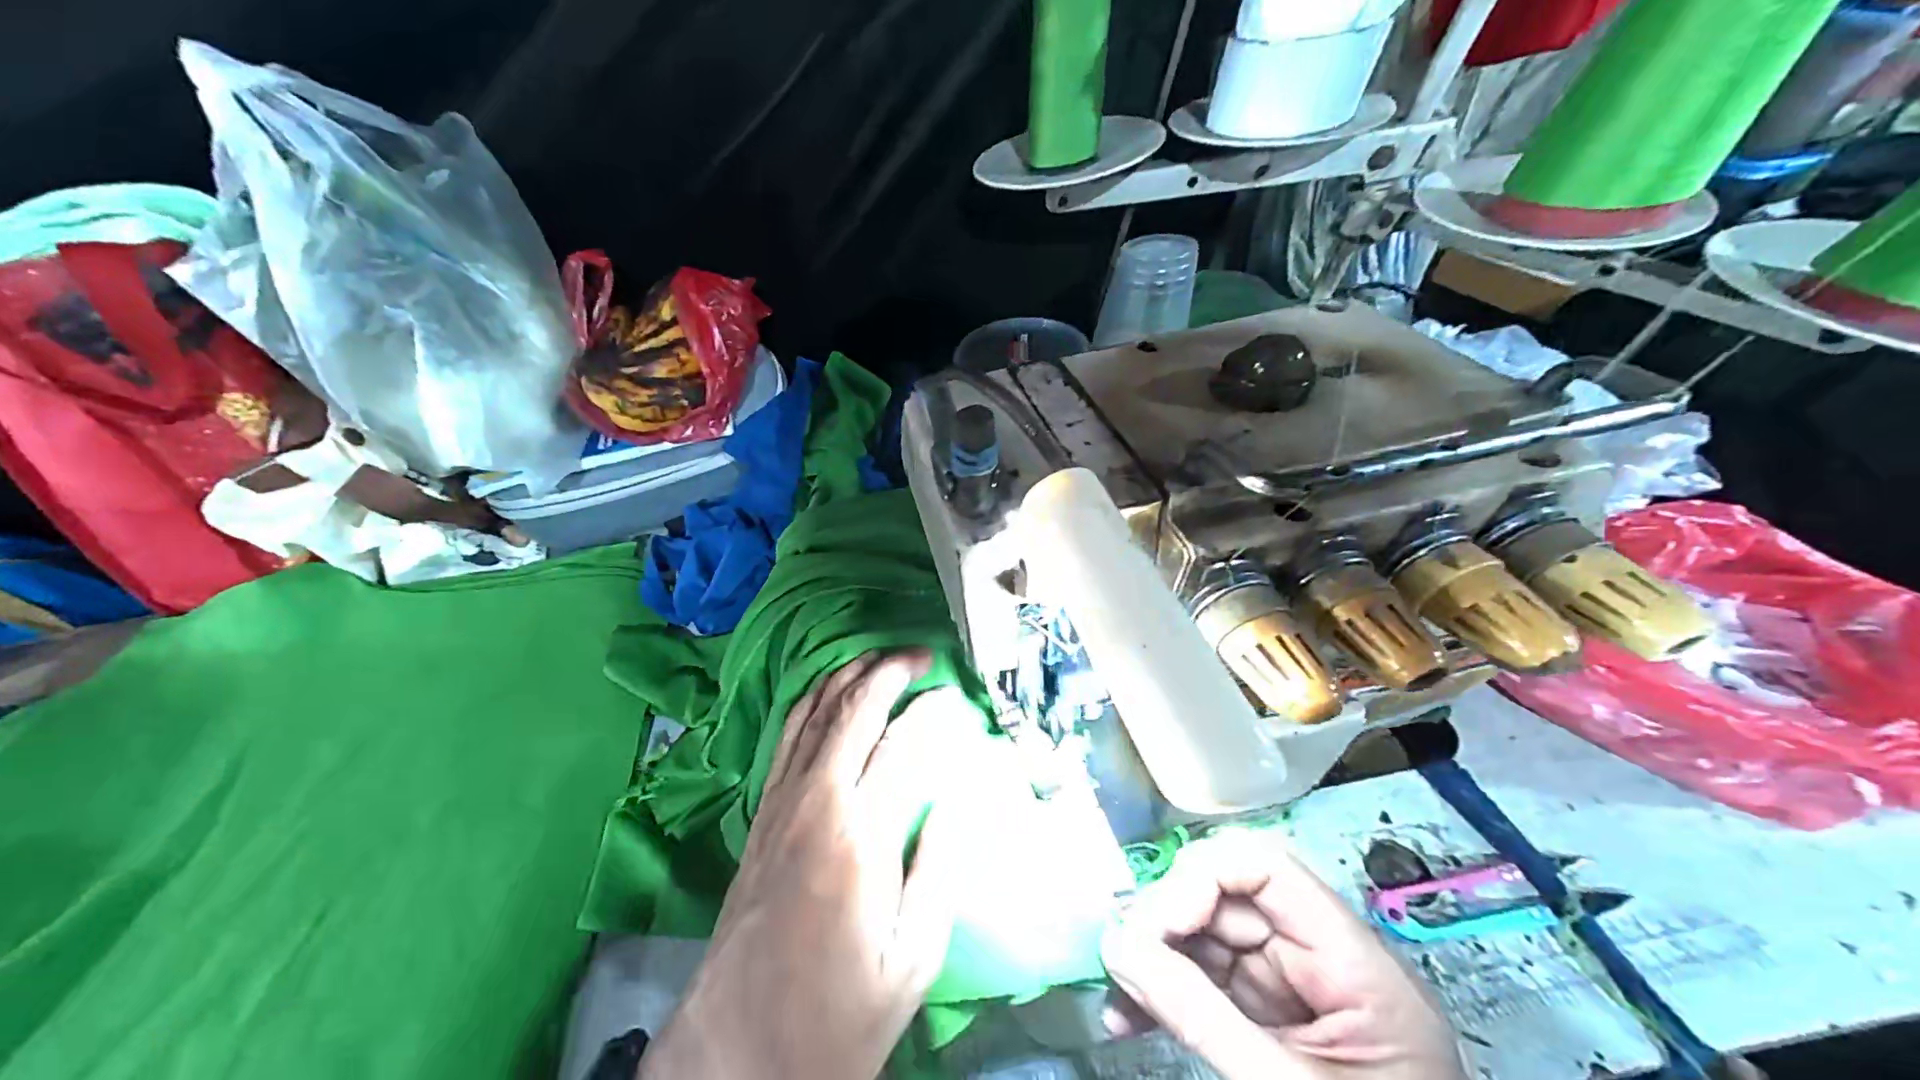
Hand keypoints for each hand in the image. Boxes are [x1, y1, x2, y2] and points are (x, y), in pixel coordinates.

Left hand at [642, 651, 968, 1079]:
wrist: (740, 1047)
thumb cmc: (838, 1011)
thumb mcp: (912, 958)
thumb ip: (938, 870)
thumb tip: (953, 802)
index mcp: (861, 836)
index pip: (904, 743)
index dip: (933, 710)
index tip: (956, 696)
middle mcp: (816, 804)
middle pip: (853, 711)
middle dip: (889, 670)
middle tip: (922, 655)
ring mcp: (781, 805)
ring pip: (814, 714)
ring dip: (848, 676)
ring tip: (880, 658)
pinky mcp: (761, 815)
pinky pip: (786, 738)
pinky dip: (811, 703)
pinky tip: (827, 694)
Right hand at [1102, 834, 1463, 1079]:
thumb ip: (1199, 1015)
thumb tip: (1117, 946)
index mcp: (1354, 965)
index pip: (1267, 869)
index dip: (1202, 879)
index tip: (1156, 929)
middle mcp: (1322, 960)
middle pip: (1227, 900)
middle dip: (1164, 926)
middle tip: (1118, 965)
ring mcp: (1294, 991)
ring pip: (1206, 940)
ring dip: (1153, 962)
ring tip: (1116, 1003)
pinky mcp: (1271, 1020)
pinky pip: (1206, 983)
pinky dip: (1166, 994)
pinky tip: (1129, 1018)